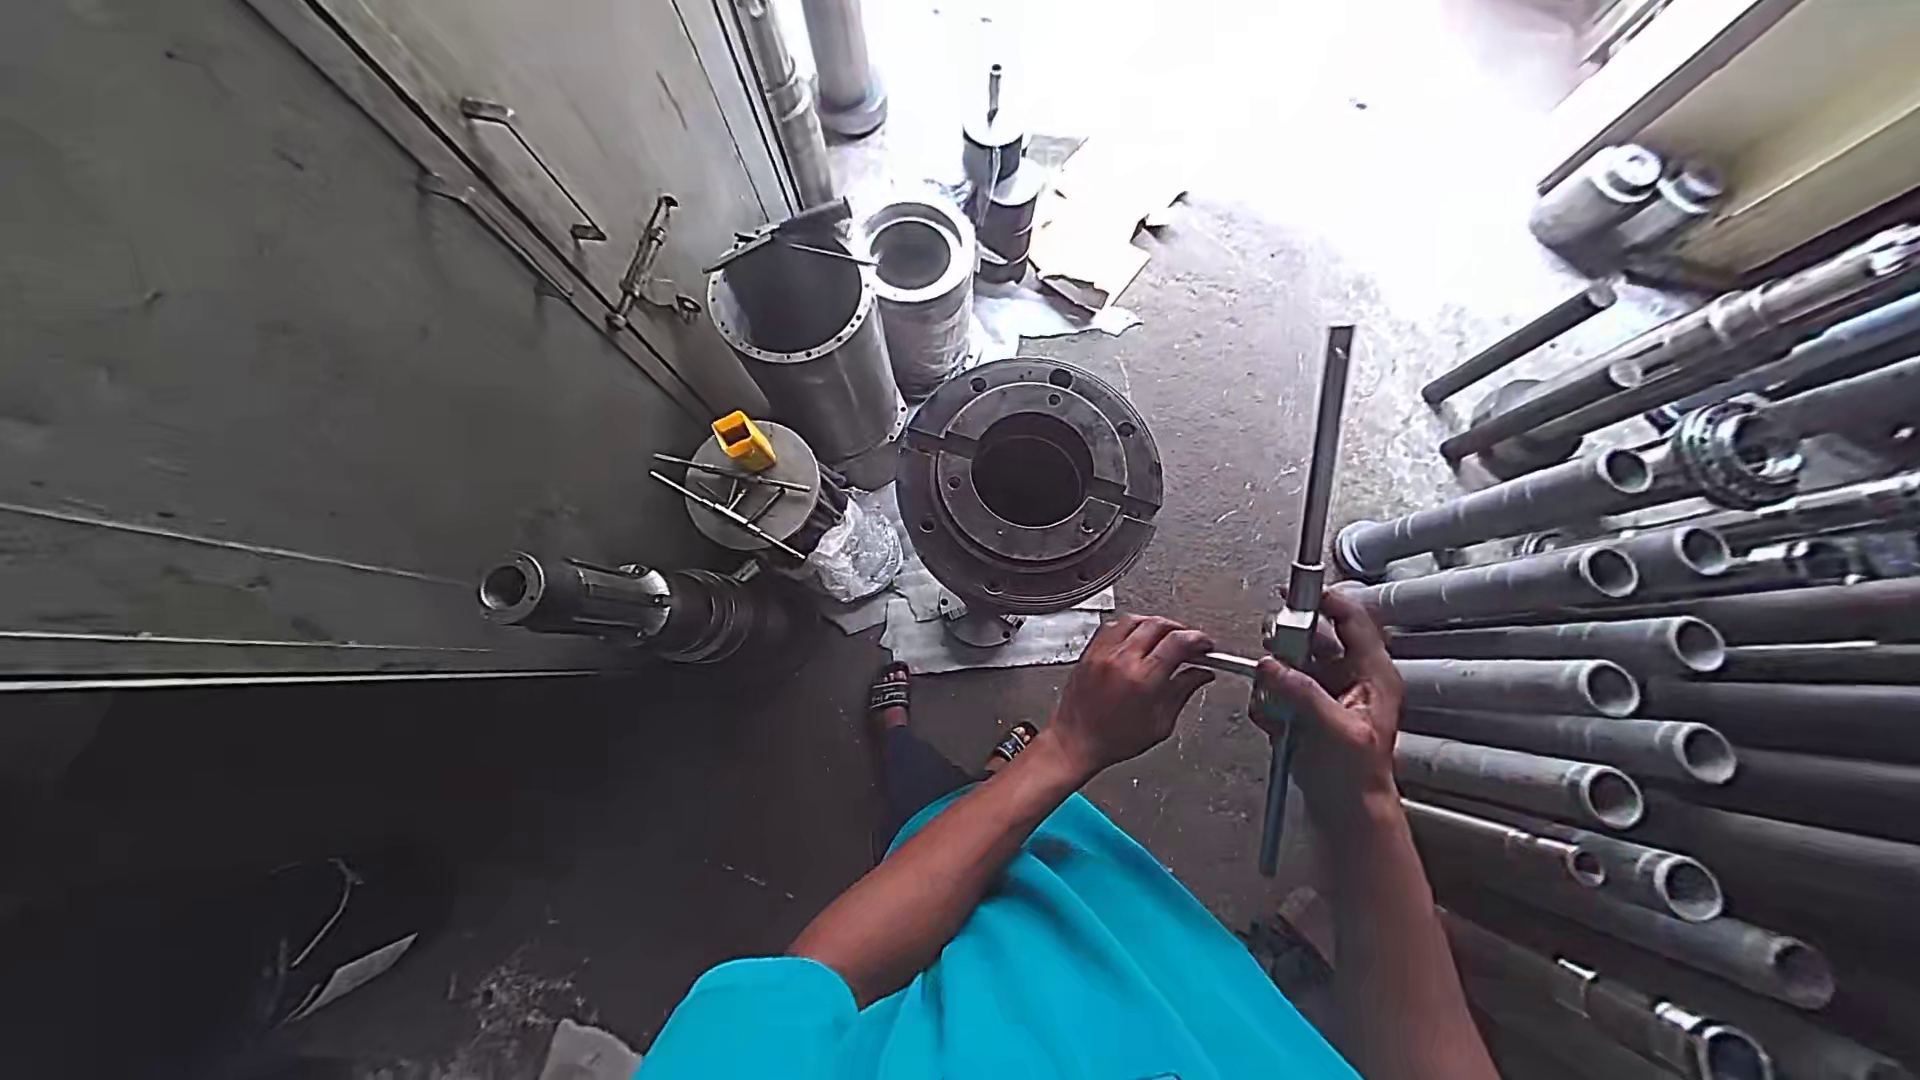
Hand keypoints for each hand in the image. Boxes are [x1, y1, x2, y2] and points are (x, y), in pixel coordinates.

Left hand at [1046, 614, 1215, 780]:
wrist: (1076, 740)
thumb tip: (1200, 674)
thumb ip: (1182, 692)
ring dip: (1154, 624)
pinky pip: (1112, 626)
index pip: (1177, 642)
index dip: (1198, 639)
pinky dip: (1129, 627)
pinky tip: (1136, 638)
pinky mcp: (1089, 653)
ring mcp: (1103, 654)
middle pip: (1157, 625)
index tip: (1205, 645)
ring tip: (1164, 638)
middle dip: (1179, 630)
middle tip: (1188, 643)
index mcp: (1143, 680)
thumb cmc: (1114, 739)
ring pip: (1134, 620)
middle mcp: (1121, 661)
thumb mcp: (1160, 723)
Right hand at [1250, 587, 1403, 829]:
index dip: (1326, 601)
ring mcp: (1321, 690)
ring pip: (1287, 660)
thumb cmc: (1358, 777)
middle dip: (1287, 643)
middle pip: (1311, 636)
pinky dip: (1266, 700)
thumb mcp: (1337, 730)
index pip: (1352, 621)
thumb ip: (1302, 693)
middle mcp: (1346, 677)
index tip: (1296, 591)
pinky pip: (1272, 686)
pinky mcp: (1299, 705)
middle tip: (1275, 652)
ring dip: (1273, 675)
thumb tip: (1272, 666)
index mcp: (1371, 675)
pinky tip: (1274, 720)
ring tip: (1272, 694)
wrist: (1343, 809)